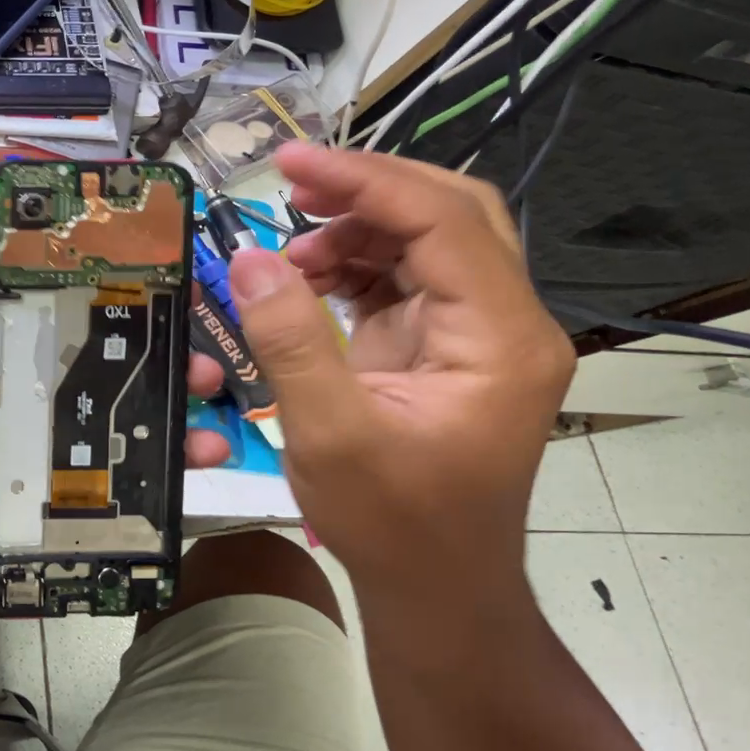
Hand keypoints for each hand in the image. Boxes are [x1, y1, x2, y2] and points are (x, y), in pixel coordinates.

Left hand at [0, 231, 233, 595]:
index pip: (40, 294)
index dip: (89, 272)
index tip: (150, 255)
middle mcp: (18, 379)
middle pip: (92, 345)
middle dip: (149, 334)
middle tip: (195, 331)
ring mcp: (44, 429)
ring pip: (116, 399)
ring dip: (166, 390)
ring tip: (208, 389)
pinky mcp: (63, 477)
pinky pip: (119, 457)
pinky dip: (161, 454)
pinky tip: (201, 453)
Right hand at [227, 143, 574, 589]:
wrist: (435, 585)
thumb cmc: (392, 521)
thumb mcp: (329, 434)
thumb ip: (290, 341)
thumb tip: (248, 259)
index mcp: (498, 340)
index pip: (443, 223)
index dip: (365, 182)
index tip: (289, 165)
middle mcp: (501, 323)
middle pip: (451, 213)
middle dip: (367, 188)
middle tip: (289, 183)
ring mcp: (471, 333)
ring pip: (423, 238)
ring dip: (352, 227)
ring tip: (284, 251)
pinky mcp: (438, 345)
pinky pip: (398, 275)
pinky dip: (346, 262)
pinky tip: (300, 277)